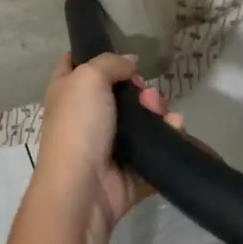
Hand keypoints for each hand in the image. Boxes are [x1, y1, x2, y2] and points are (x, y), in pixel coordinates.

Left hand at [31, 53, 182, 237]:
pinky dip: (169, 136)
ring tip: (162, 114)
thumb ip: (110, 63)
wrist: (84, 187)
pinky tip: (176, 128)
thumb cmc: (79, 124)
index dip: (98, 57)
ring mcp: (109, 142)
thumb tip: (130, 61)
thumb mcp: (88, 77)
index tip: (121, 57)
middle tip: (148, 95)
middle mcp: (86, 114)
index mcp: (67, 91)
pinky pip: (156, 146)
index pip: (77, 64)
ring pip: (142, 118)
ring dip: (158, 111)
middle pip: (121, 91)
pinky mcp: (131, 167)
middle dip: (141, 89)